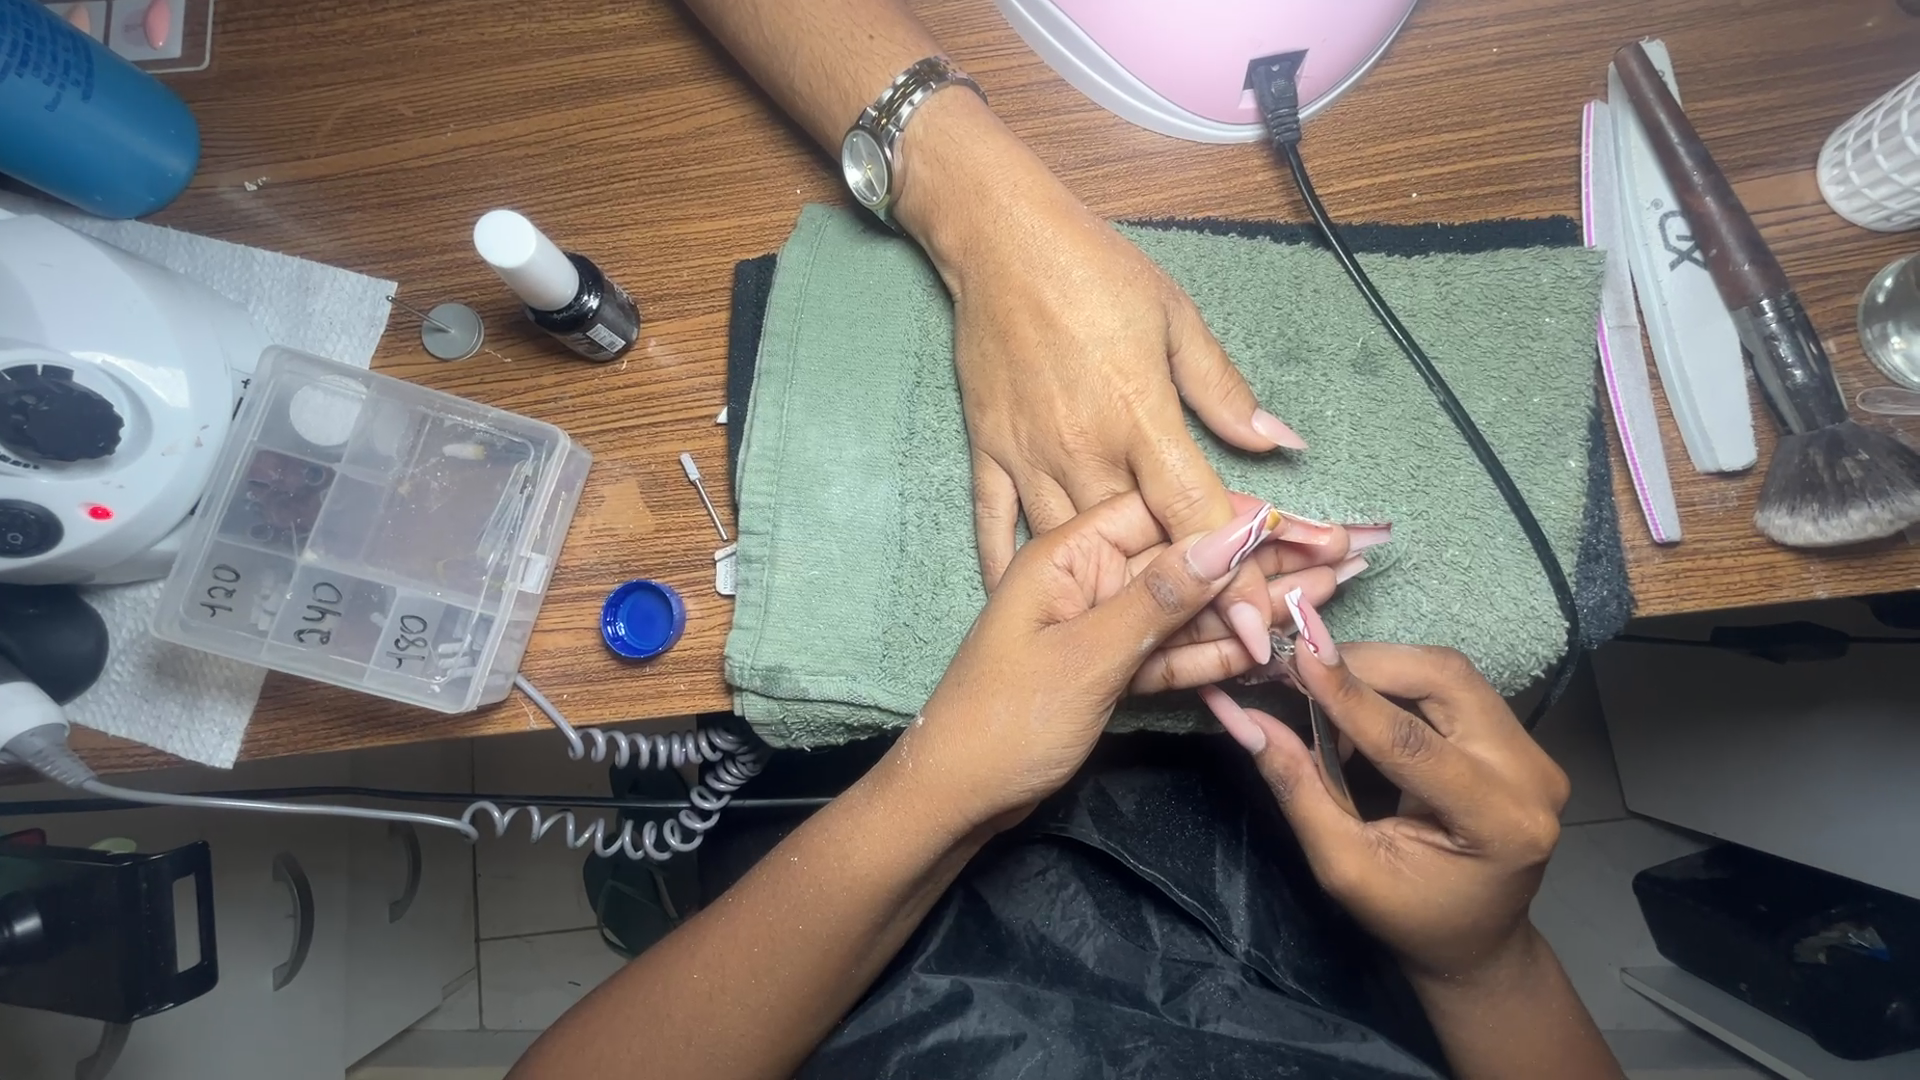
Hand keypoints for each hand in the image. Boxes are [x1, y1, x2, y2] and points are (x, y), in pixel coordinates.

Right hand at [891, 92, 1319, 669]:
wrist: (1000, 245)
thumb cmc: (1096, 274)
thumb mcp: (1175, 317)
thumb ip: (1223, 391)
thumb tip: (1281, 444)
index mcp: (1137, 416)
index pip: (1191, 511)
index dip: (1228, 575)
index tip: (1256, 630)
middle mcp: (1081, 451)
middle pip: (1133, 548)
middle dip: (1173, 604)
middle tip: (1206, 652)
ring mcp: (1027, 459)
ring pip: (1067, 552)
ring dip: (1097, 604)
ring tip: (1127, 650)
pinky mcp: (987, 456)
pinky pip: (994, 527)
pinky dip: (1005, 571)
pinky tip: (1024, 611)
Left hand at [897, 494, 1297, 829]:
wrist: (957, 795)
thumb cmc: (1007, 719)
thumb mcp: (1087, 654)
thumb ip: (1159, 596)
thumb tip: (1229, 534)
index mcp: (1068, 554)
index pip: (1161, 515)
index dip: (1234, 517)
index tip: (1303, 526)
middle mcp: (1088, 578)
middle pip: (1184, 562)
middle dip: (1260, 564)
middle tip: (1344, 558)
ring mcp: (1100, 626)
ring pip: (1186, 610)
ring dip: (1252, 609)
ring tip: (1329, 594)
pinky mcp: (1110, 668)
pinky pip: (1170, 652)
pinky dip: (1216, 654)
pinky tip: (1272, 647)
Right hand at [1199, 598, 1570, 981]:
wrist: (1478, 937)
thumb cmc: (1410, 914)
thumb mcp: (1341, 865)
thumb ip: (1297, 786)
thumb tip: (1243, 717)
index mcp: (1499, 824)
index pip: (1411, 740)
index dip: (1348, 694)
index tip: (1298, 653)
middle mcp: (1530, 776)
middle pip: (1443, 680)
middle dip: (1365, 662)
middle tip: (1301, 665)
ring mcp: (1531, 750)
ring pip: (1446, 671)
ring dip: (1377, 664)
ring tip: (1323, 684)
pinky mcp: (1515, 736)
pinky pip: (1448, 683)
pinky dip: (1392, 677)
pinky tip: (1357, 698)